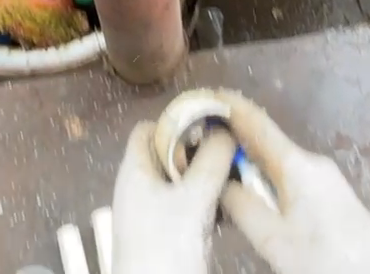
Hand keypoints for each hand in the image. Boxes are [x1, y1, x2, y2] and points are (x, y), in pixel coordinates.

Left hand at [111, 120, 234, 273]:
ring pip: (179, 183)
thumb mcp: (193, 199)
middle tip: (229, 153)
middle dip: (198, 151)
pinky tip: (228, 212)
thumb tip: (226, 129)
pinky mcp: (162, 239)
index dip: (176, 122)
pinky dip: (204, 205)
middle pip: (167, 154)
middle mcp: (138, 188)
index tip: (209, 126)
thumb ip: (211, 160)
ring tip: (235, 181)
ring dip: (205, 180)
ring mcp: (149, 215)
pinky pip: (183, 209)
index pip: (149, 129)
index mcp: (135, 170)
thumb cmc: (165, 248)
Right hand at [211, 92, 369, 273]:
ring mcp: (325, 179)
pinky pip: (292, 178)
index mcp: (297, 163)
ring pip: (279, 163)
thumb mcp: (274, 241)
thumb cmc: (324, 262)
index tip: (204, 96)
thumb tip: (220, 179)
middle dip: (236, 140)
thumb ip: (242, 207)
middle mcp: (312, 161)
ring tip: (222, 172)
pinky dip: (268, 180)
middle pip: (266, 142)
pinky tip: (256, 197)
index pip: (256, 122)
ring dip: (252, 163)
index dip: (230, 107)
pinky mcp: (333, 198)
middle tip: (202, 143)